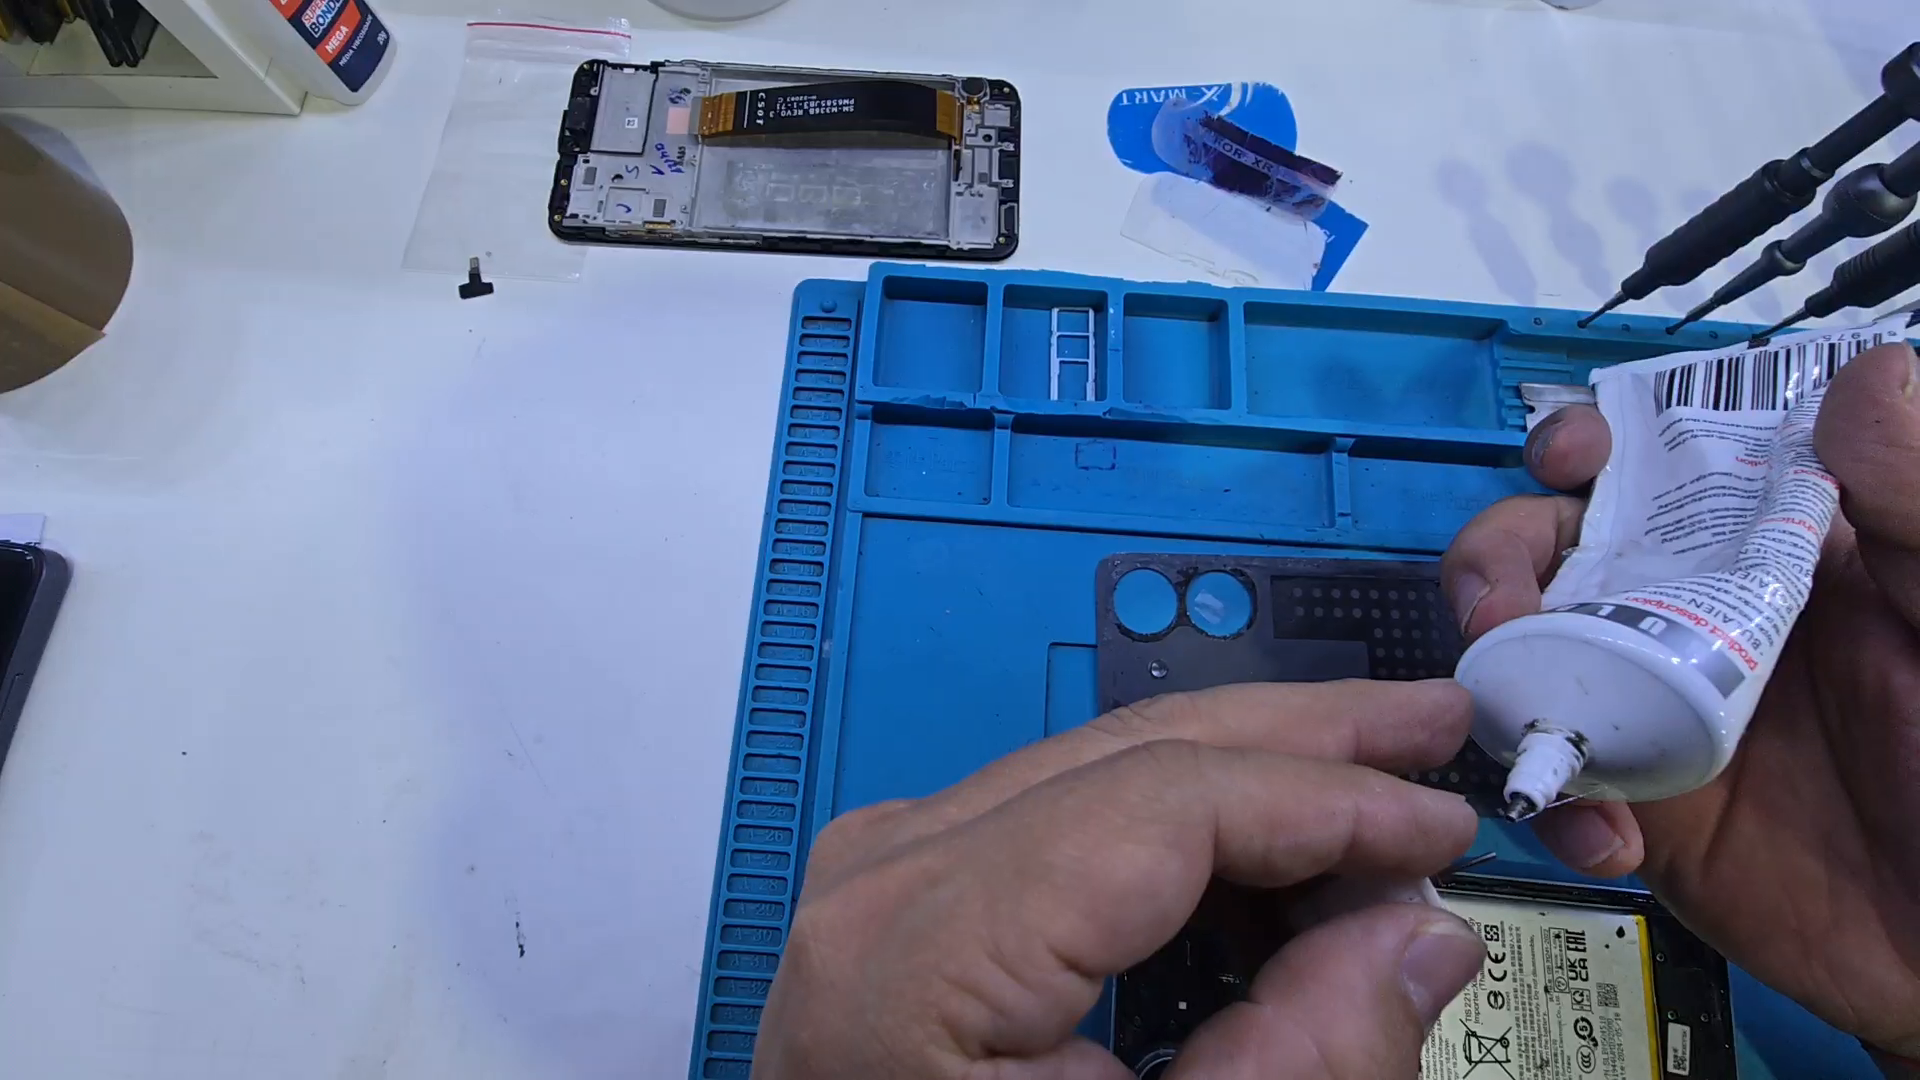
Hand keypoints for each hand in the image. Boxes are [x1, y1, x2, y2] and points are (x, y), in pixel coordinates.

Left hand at [755, 681, 1486, 1078]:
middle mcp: (894, 854)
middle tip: (1420, 715)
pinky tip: (1267, 851)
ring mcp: (895, 847)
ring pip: (1103, 762)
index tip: (1442, 818)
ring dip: (1246, 768)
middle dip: (1292, 731)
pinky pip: (1069, 807)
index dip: (1317, 798)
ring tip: (1370, 777)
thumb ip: (1299, 1066)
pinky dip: (1181, 821)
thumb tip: (1420, 927)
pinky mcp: (913, 863)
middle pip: (1127, 749)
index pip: (1155, 803)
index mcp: (920, 936)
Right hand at [1441, 342, 1919, 1055]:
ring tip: (1521, 721)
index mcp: (1758, 557)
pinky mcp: (1611, 786)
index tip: (1571, 458)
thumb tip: (1865, 375)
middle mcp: (1670, 613)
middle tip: (1496, 611)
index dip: (1590, 446)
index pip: (1646, 469)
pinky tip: (1602, 837)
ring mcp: (1629, 697)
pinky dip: (1548, 795)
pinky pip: (1536, 765)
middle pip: (1540, 550)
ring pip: (1509, 647)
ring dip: (1488, 672)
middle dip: (1494, 561)